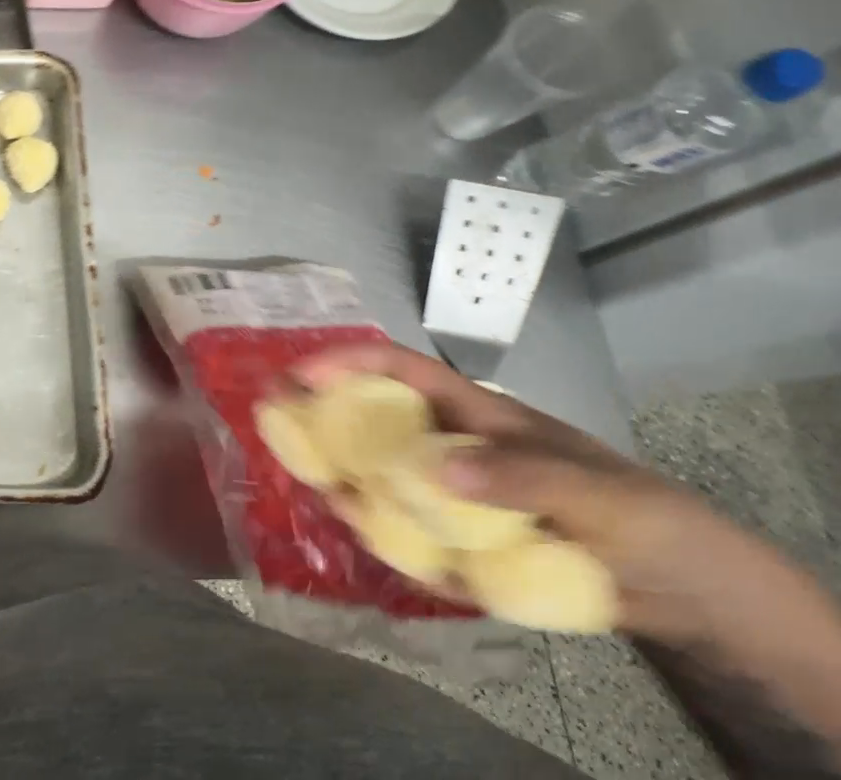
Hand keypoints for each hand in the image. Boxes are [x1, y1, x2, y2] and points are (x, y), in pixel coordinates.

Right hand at [287, 344, 784, 644]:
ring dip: (335, 473)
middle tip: (273, 425)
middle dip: (319, 415)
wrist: (683, 592)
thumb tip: (434, 468)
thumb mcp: (599, 496)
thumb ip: (522, 477)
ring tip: (307, 482)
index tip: (300, 375)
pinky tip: (354, 528)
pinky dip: (370, 526)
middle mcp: (449, 446)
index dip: (349, 363)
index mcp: (479, 416)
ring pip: (374, 473)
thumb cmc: (646, 520)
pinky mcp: (451, 536)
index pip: (403, 372)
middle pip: (371, 419)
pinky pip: (397, 526)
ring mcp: (446, 493)